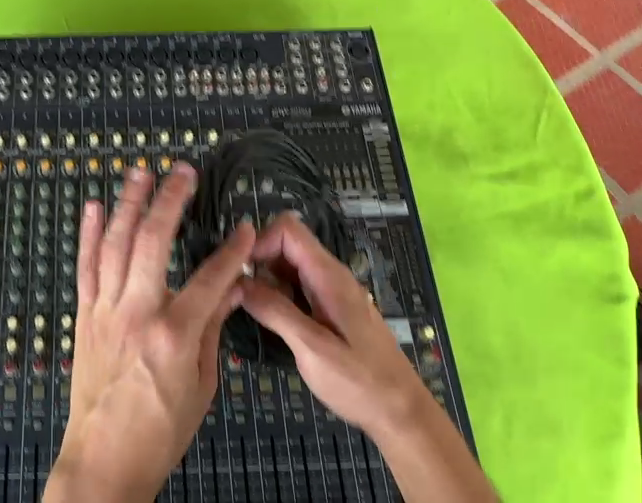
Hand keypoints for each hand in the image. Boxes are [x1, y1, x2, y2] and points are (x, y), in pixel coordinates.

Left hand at [43, 164, 255, 502]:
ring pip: (116, 244)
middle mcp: (136, 313)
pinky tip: (95, 206)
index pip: (210, 278)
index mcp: (173, 335)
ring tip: (140, 172)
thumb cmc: (159, 430)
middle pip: (153, 242)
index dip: (231, 250)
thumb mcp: (202, 386)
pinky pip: (86, 266)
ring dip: (129, 203)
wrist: (104, 460)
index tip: (245, 228)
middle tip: (184, 172)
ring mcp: (106, 310)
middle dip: (170, 201)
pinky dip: (89, 234)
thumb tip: (231, 288)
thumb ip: (213, 330)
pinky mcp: (85, 315)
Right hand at [237, 212, 430, 436]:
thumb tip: (239, 283)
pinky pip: (301, 287)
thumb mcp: (312, 348)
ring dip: (268, 280)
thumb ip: (276, 312)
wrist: (401, 411)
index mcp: (328, 275)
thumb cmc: (359, 381)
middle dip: (260, 261)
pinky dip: (282, 295)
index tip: (240, 274)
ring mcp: (334, 291)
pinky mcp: (334, 309)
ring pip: (292, 266)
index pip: (288, 229)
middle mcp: (332, 275)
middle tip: (241, 296)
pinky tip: (274, 322)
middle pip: (288, 244)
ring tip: (252, 311)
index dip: (260, 242)